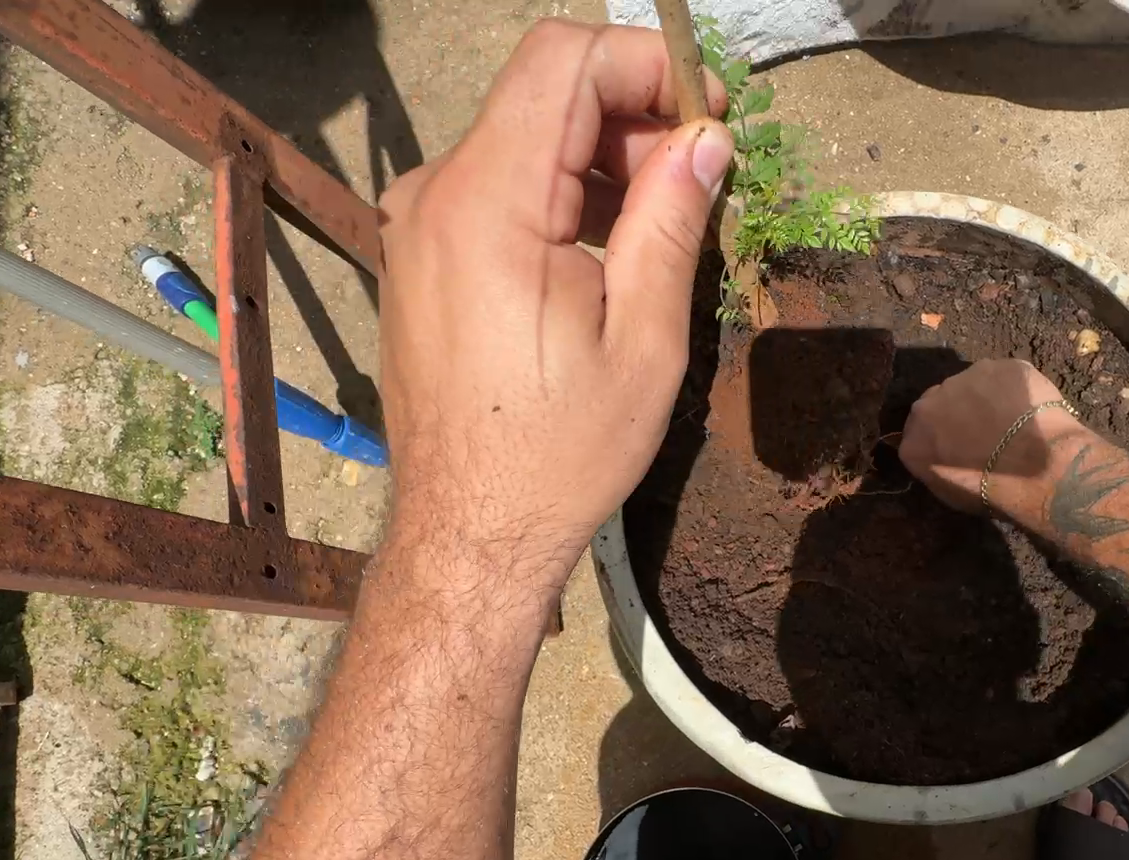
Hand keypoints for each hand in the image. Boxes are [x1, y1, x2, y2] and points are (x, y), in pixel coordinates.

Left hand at [375, 21, 731, 583]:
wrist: (475, 528)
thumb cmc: (564, 451)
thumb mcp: (644, 343)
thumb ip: (670, 224)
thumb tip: (705, 142)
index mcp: (488, 206)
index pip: (563, 62)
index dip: (647, 65)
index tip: (711, 114)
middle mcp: (434, 196)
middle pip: (541, 98)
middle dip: (632, 119)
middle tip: (699, 181)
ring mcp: (417, 228)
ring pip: (520, 145)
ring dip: (598, 166)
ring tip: (659, 226)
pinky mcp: (421, 260)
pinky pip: (497, 195)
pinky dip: (558, 201)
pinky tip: (602, 257)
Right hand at [899, 358, 1088, 520]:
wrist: (1034, 465)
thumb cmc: (988, 488)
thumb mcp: (948, 492)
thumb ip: (934, 465)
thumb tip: (942, 456)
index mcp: (914, 435)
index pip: (917, 433)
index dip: (937, 438)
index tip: (953, 447)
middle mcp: (930, 400)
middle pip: (939, 401)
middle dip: (955, 412)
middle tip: (980, 431)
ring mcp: (966, 377)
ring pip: (972, 384)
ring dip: (984, 398)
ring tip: (1008, 419)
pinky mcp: (1002, 366)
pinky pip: (1005, 377)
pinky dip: (1013, 389)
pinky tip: (1028, 408)